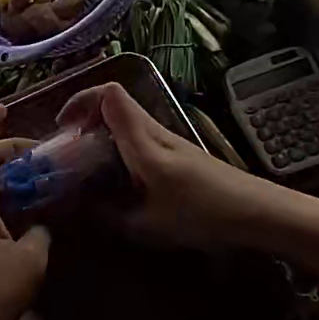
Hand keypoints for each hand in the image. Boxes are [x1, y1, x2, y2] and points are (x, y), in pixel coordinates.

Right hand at [56, 83, 272, 249]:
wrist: (255, 211)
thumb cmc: (201, 213)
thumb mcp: (149, 225)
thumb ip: (111, 216)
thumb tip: (82, 209)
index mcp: (144, 140)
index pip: (110, 94)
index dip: (81, 101)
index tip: (63, 128)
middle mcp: (155, 132)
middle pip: (115, 106)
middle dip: (86, 122)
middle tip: (70, 156)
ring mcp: (170, 140)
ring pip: (128, 124)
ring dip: (104, 138)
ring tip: (89, 172)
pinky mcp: (179, 153)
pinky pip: (141, 140)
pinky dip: (122, 151)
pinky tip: (122, 182)